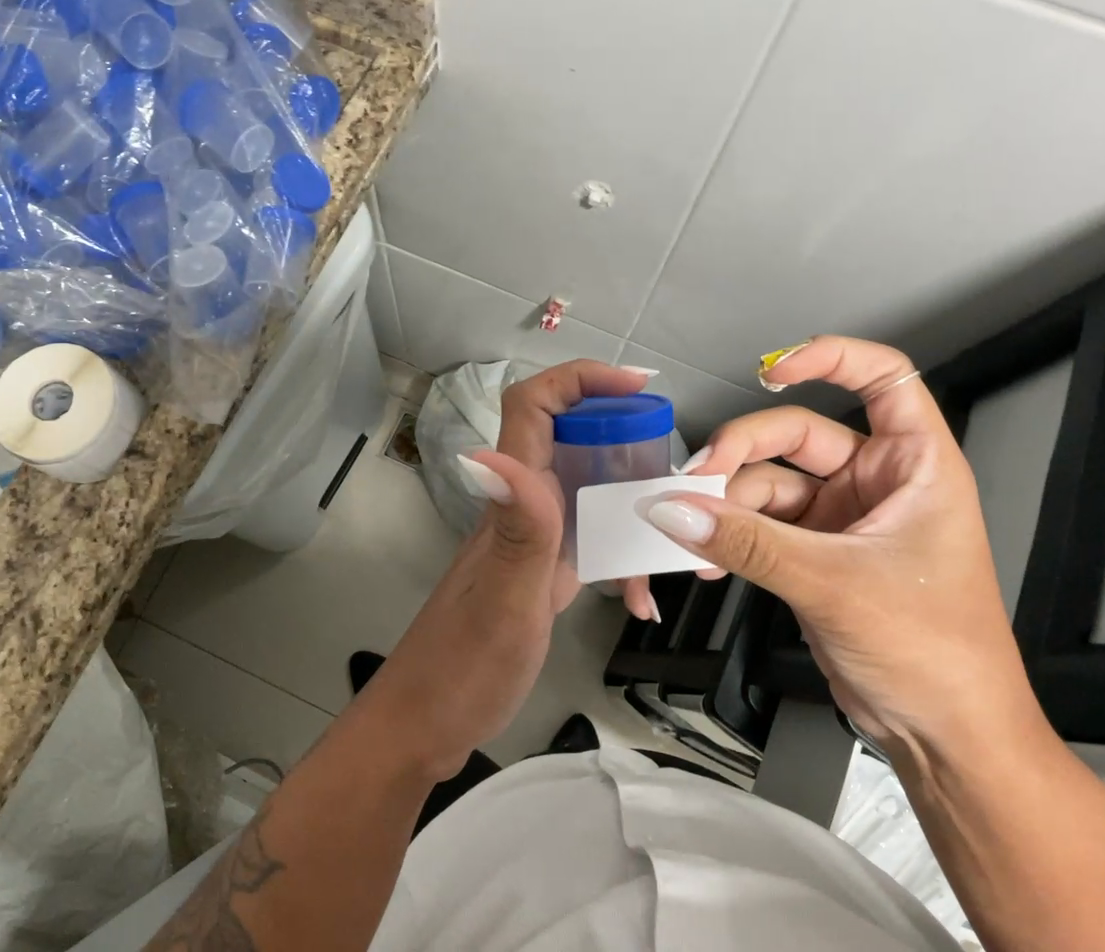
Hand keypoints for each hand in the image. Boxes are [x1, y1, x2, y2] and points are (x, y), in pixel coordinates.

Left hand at [354, 361, 652, 777]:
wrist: (426, 724)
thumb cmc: (463, 666)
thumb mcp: (504, 599)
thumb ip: (517, 528)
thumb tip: (490, 451)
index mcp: (510, 499)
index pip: (534, 407)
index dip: (582, 380)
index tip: (641, 388)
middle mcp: (521, 508)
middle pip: (574, 441)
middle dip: (629, 444)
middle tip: (678, 476)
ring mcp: (531, 542)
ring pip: (590, 495)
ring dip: (634, 508)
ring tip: (674, 542)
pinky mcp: (540, 576)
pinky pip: (592, 547)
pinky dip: (623, 563)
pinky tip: (643, 600)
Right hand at [644, 335, 1041, 755]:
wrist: (944, 732)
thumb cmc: (940, 654)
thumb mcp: (835, 584)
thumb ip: (747, 542)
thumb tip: (678, 510)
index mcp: (917, 467)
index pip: (883, 378)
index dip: (831, 358)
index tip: (773, 369)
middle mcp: (879, 485)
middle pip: (797, 434)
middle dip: (741, 453)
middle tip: (698, 481)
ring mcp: (843, 520)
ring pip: (767, 484)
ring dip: (725, 506)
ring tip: (692, 534)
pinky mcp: (814, 555)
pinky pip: (758, 527)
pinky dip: (727, 538)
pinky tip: (703, 558)